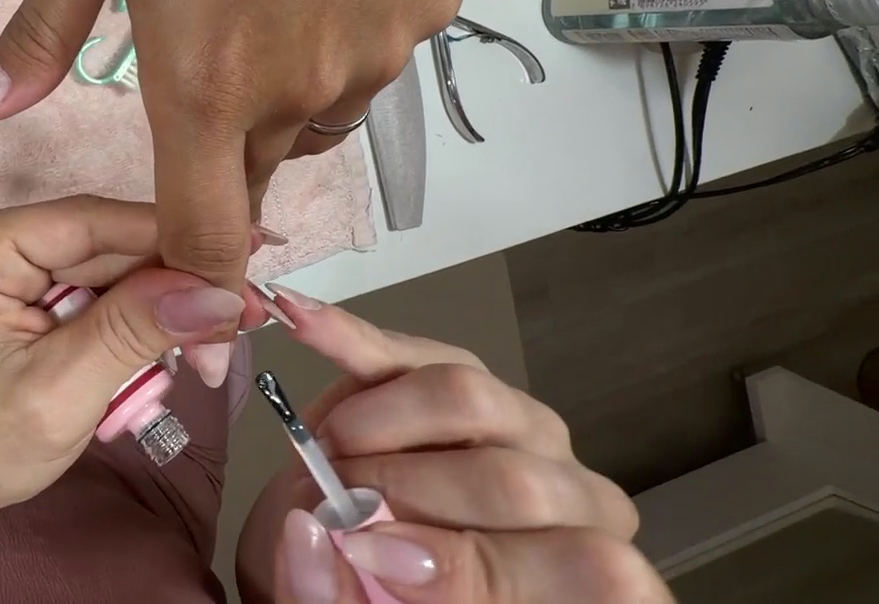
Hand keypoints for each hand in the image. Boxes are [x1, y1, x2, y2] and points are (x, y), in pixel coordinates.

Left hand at [0, 197, 245, 541]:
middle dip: (173, 277)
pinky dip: (137, 311)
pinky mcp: (24, 281)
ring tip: (224, 328)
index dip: (168, 234)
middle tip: (249, 308)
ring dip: (163, 298)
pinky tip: (181, 331)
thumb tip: (216, 292)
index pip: (87, 222)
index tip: (246, 247)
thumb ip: (130, 335)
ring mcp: (7, 256)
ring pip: (108, 261)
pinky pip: (96, 283)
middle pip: (103, 240)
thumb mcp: (56, 395)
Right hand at [236, 289, 667, 602]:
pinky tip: (296, 316)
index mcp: (596, 587)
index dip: (475, 564)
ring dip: (370, 421)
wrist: (361, 547)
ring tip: (322, 450)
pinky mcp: (447, 367)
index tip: (372, 554)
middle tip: (327, 501)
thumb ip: (353, 593)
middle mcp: (580, 502)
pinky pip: (396, 346)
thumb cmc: (382, 593)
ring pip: (465, 395)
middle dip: (396, 490)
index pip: (593, 571)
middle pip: (514, 482)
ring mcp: (520, 423)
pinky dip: (341, 334)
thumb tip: (327, 539)